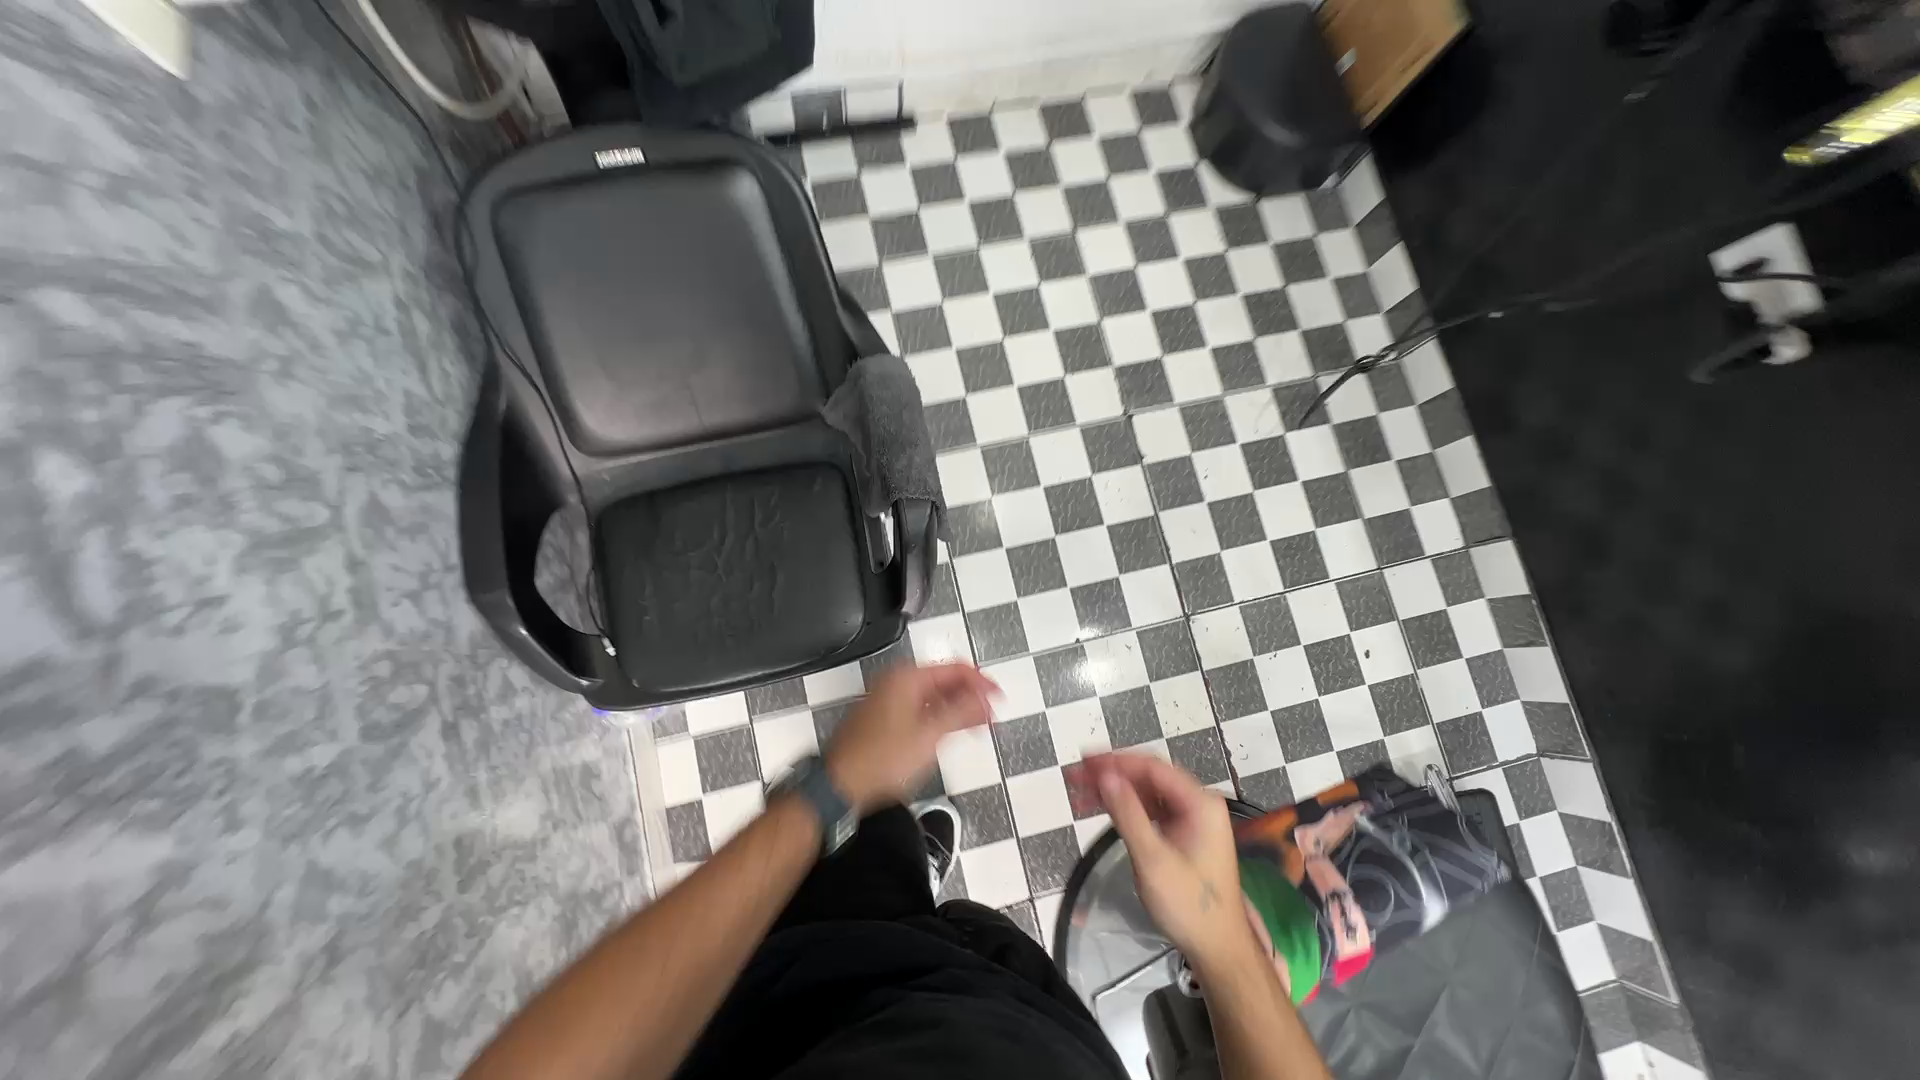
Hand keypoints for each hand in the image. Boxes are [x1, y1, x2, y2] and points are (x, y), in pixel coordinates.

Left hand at [824, 662, 998, 811]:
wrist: (841, 785)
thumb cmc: (877, 760)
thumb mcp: (930, 735)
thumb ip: (961, 712)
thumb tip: (985, 698)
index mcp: (906, 678)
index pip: (955, 668)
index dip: (981, 682)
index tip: (997, 697)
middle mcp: (895, 683)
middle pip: (944, 680)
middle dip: (970, 696)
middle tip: (990, 713)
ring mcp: (888, 700)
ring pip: (932, 696)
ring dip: (957, 708)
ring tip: (977, 725)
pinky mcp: (884, 719)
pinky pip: (920, 709)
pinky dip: (939, 718)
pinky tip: (951, 732)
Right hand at [1084, 752, 1255, 973]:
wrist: (1218, 949)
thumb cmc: (1188, 905)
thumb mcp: (1152, 859)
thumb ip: (1127, 813)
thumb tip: (1105, 776)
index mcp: (1200, 803)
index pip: (1152, 768)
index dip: (1116, 762)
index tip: (1084, 762)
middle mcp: (1198, 804)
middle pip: (1148, 777)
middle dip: (1111, 774)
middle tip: (1075, 776)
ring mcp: (1192, 819)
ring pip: (1147, 792)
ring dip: (1115, 790)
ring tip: (1080, 790)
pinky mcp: (1183, 834)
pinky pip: (1150, 810)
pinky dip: (1125, 807)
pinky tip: (1101, 809)